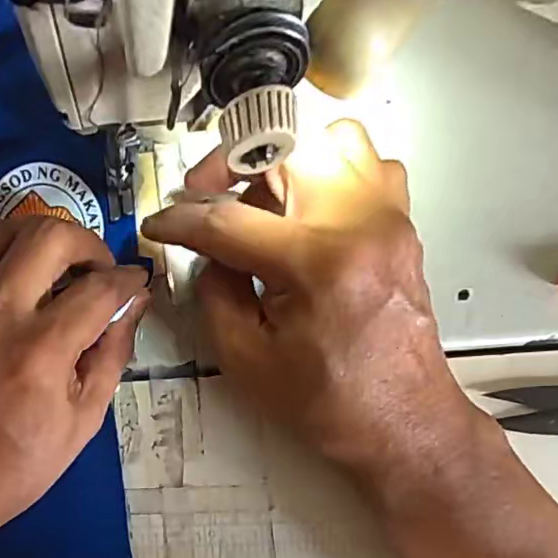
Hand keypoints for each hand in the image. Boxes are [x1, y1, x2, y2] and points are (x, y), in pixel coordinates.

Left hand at [0, 216, 148, 546]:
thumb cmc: (24, 462)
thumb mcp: (86, 418)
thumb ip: (113, 351)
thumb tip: (132, 301)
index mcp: (40, 351)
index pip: (98, 287)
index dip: (127, 280)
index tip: (134, 284)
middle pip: (47, 235)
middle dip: (85, 241)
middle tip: (94, 268)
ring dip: (36, 244)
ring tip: (52, 271)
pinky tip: (8, 315)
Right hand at [140, 119, 485, 478]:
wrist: (400, 421)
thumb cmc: (326, 402)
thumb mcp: (245, 359)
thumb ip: (214, 294)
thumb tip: (208, 252)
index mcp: (319, 264)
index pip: (231, 219)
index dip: (181, 220)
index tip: (157, 224)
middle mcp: (360, 222)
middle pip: (285, 147)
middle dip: (230, 162)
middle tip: (203, 195)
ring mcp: (388, 216)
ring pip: (331, 136)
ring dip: (280, 156)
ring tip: (253, 198)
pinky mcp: (399, 223)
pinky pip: (363, 162)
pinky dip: (323, 168)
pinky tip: (300, 207)